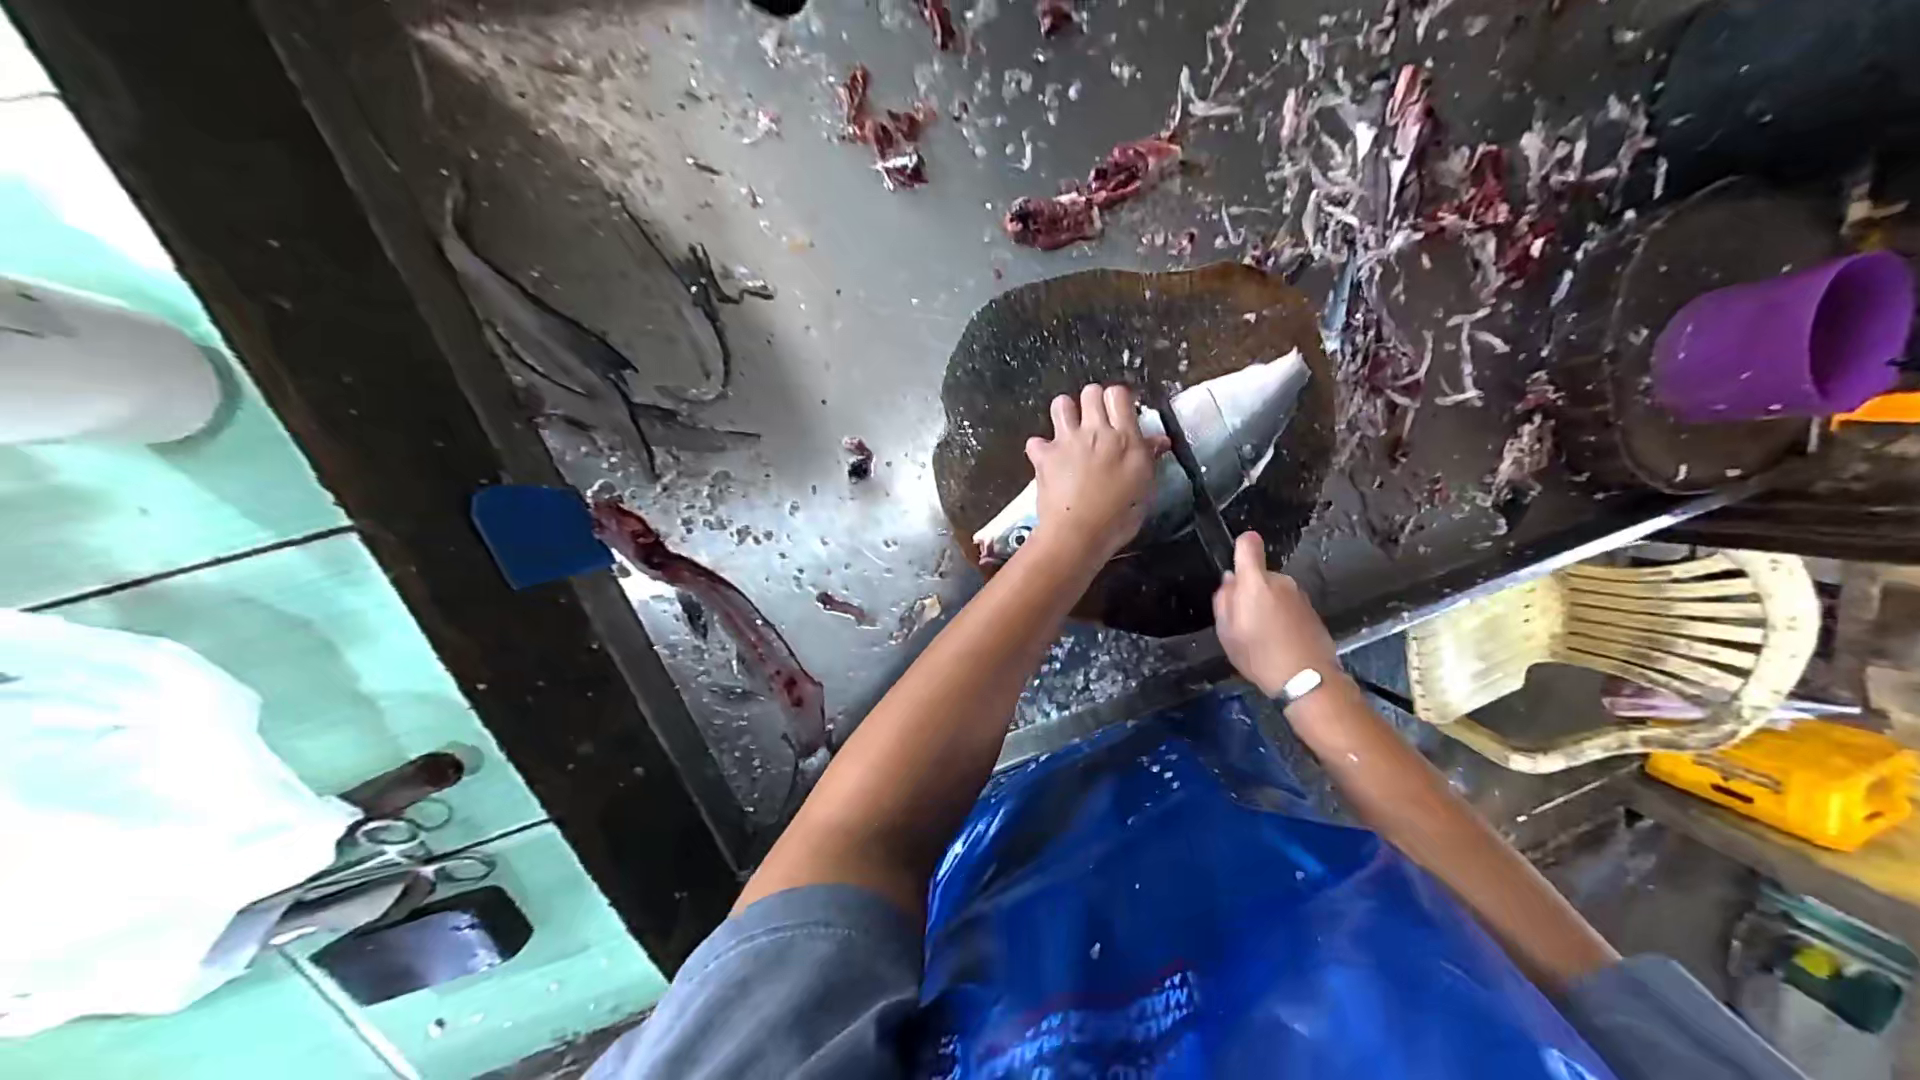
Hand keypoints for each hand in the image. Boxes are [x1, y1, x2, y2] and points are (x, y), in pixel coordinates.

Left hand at [1025, 384, 1169, 564]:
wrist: (1078, 533)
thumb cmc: (1118, 516)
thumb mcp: (1144, 487)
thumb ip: (1148, 457)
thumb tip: (1158, 440)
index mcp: (1124, 437)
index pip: (1119, 395)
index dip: (1117, 399)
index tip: (1118, 412)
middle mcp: (1094, 432)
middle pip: (1090, 392)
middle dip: (1092, 400)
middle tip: (1095, 420)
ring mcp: (1066, 442)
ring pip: (1061, 404)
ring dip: (1065, 412)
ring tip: (1069, 429)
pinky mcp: (1044, 456)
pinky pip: (1035, 441)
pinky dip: (1039, 448)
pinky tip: (1046, 459)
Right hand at [1213, 531, 1337, 696]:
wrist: (1308, 680)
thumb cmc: (1259, 655)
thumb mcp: (1226, 632)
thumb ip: (1223, 600)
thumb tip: (1229, 581)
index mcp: (1256, 582)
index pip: (1248, 544)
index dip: (1240, 547)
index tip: (1236, 563)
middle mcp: (1281, 581)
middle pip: (1259, 575)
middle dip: (1250, 591)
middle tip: (1244, 621)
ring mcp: (1300, 595)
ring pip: (1274, 591)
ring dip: (1267, 606)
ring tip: (1262, 635)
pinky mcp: (1313, 611)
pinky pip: (1289, 605)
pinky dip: (1282, 617)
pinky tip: (1279, 641)